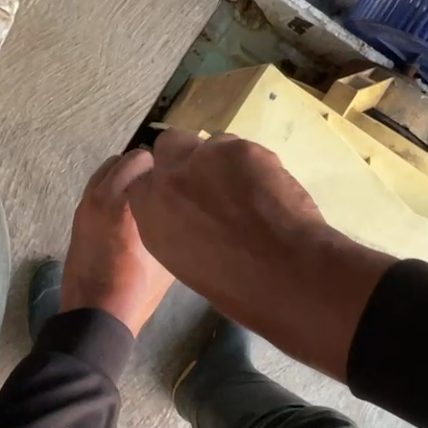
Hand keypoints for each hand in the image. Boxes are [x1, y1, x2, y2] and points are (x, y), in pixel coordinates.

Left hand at [59, 151, 174, 334]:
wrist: (95, 315)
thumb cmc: (137, 288)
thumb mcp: (168, 255)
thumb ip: (174, 221)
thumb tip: (182, 204)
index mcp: (124, 201)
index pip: (144, 160)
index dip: (164, 165)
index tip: (179, 176)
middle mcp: (100, 195)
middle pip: (124, 160)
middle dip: (144, 165)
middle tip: (163, 182)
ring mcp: (85, 205)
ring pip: (106, 171)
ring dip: (125, 174)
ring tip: (146, 193)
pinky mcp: (78, 218)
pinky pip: (97, 187)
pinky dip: (112, 186)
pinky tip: (130, 206)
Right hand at [122, 131, 393, 380]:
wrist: (284, 274)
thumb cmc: (235, 285)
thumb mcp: (183, 260)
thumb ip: (174, 225)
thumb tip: (186, 211)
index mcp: (150, 211)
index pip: (143, 177)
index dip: (165, 179)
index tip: (183, 190)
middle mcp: (170, 179)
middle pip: (170, 144)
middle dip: (188, 155)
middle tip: (213, 178)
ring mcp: (204, 158)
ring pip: (212, 142)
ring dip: (225, 161)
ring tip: (250, 190)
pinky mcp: (240, 149)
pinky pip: (243, 148)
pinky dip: (254, 165)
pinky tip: (269, 189)